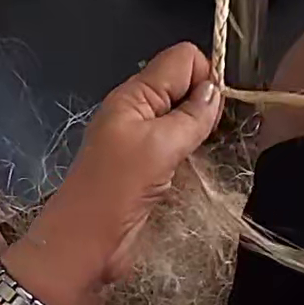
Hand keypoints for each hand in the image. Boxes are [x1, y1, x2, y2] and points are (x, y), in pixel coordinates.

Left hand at [3, 42, 221, 304]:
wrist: (85, 244)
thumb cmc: (116, 190)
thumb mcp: (158, 146)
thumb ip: (190, 116)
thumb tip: (215, 90)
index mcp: (133, 96)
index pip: (181, 60)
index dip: (206, 76)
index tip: (217, 110)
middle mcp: (138, 113)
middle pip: (183, 88)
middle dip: (206, 104)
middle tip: (217, 135)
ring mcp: (141, 143)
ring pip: (182, 121)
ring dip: (201, 132)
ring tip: (209, 153)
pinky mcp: (146, 171)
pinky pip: (177, 149)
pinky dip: (191, 154)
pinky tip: (198, 169)